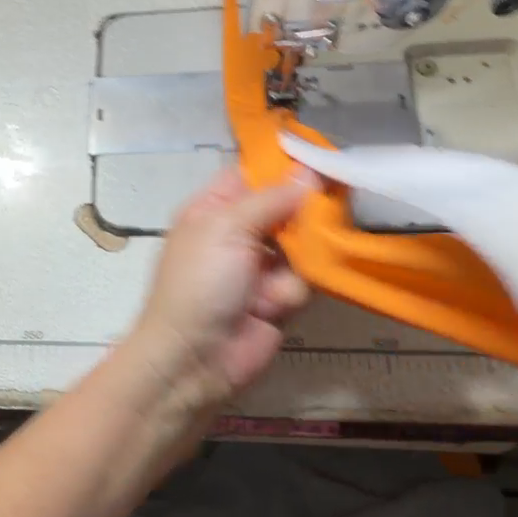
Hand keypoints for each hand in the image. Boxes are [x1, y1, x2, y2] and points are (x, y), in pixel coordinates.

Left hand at [125, 167, 316, 411]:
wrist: (193, 359)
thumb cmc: (198, 285)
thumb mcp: (225, 228)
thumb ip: (270, 198)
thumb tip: (309, 171)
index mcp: (212, 210)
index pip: (254, 174)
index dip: (286, 166)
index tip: (324, 157)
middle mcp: (237, 234)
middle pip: (289, 208)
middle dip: (304, 216)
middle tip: (322, 214)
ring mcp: (259, 269)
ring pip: (305, 246)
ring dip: (294, 263)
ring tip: (271, 282)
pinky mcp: (278, 300)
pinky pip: (305, 282)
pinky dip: (289, 293)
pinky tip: (270, 307)